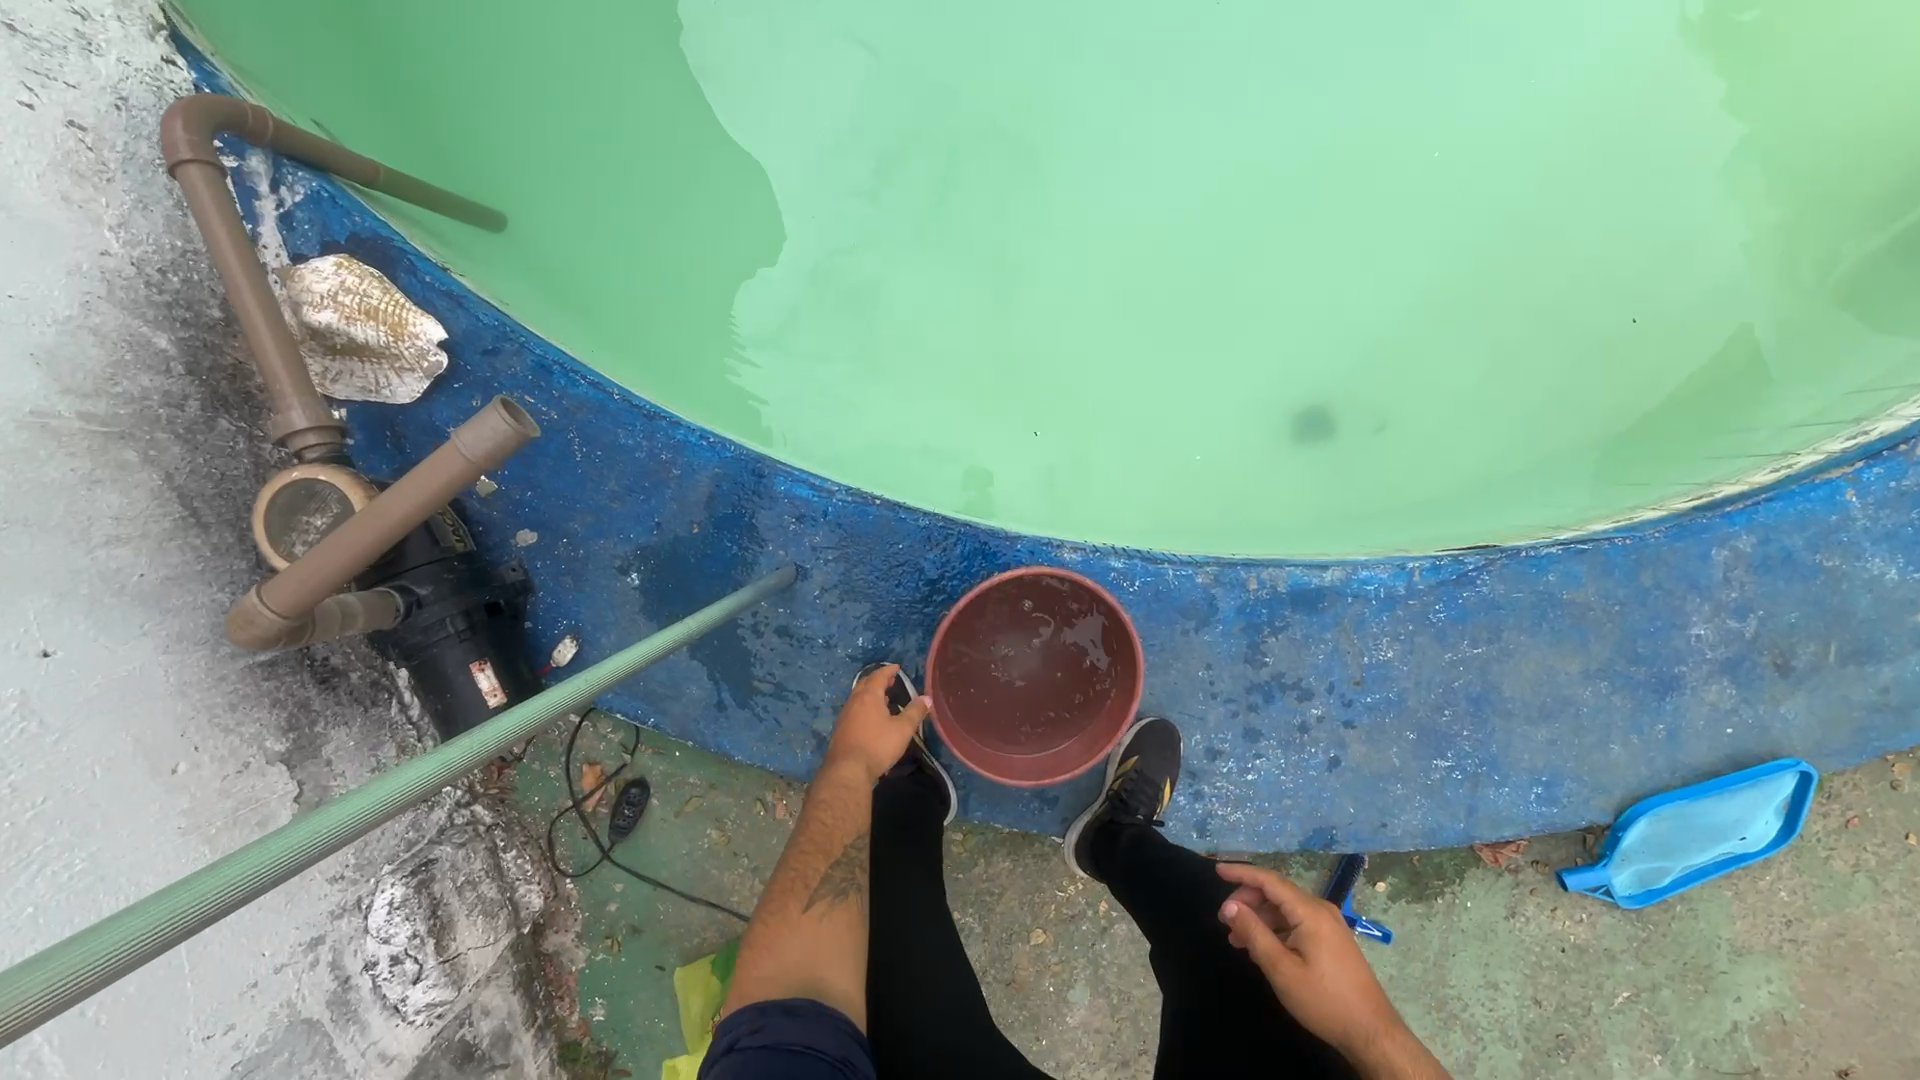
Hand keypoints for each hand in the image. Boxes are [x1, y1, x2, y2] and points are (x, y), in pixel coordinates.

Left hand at [823, 664, 930, 784]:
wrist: (848, 769)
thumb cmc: (878, 745)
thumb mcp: (902, 729)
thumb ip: (915, 712)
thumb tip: (927, 698)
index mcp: (869, 696)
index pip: (879, 676)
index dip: (889, 671)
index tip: (897, 668)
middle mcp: (854, 701)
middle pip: (865, 684)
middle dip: (878, 680)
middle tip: (890, 681)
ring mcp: (845, 715)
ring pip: (858, 697)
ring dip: (870, 694)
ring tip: (883, 698)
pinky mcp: (841, 729)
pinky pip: (854, 709)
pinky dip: (864, 706)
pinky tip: (870, 718)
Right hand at [1215, 862, 1421, 1067]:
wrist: (1372, 1033)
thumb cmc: (1324, 1000)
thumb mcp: (1281, 969)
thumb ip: (1253, 933)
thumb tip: (1229, 906)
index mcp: (1310, 912)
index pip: (1269, 880)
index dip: (1241, 872)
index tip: (1217, 870)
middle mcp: (1321, 911)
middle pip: (1277, 893)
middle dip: (1248, 901)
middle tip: (1224, 920)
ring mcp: (1329, 926)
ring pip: (1286, 910)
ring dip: (1260, 919)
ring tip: (1237, 940)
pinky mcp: (1332, 941)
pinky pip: (1297, 924)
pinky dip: (1275, 930)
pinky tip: (1262, 950)